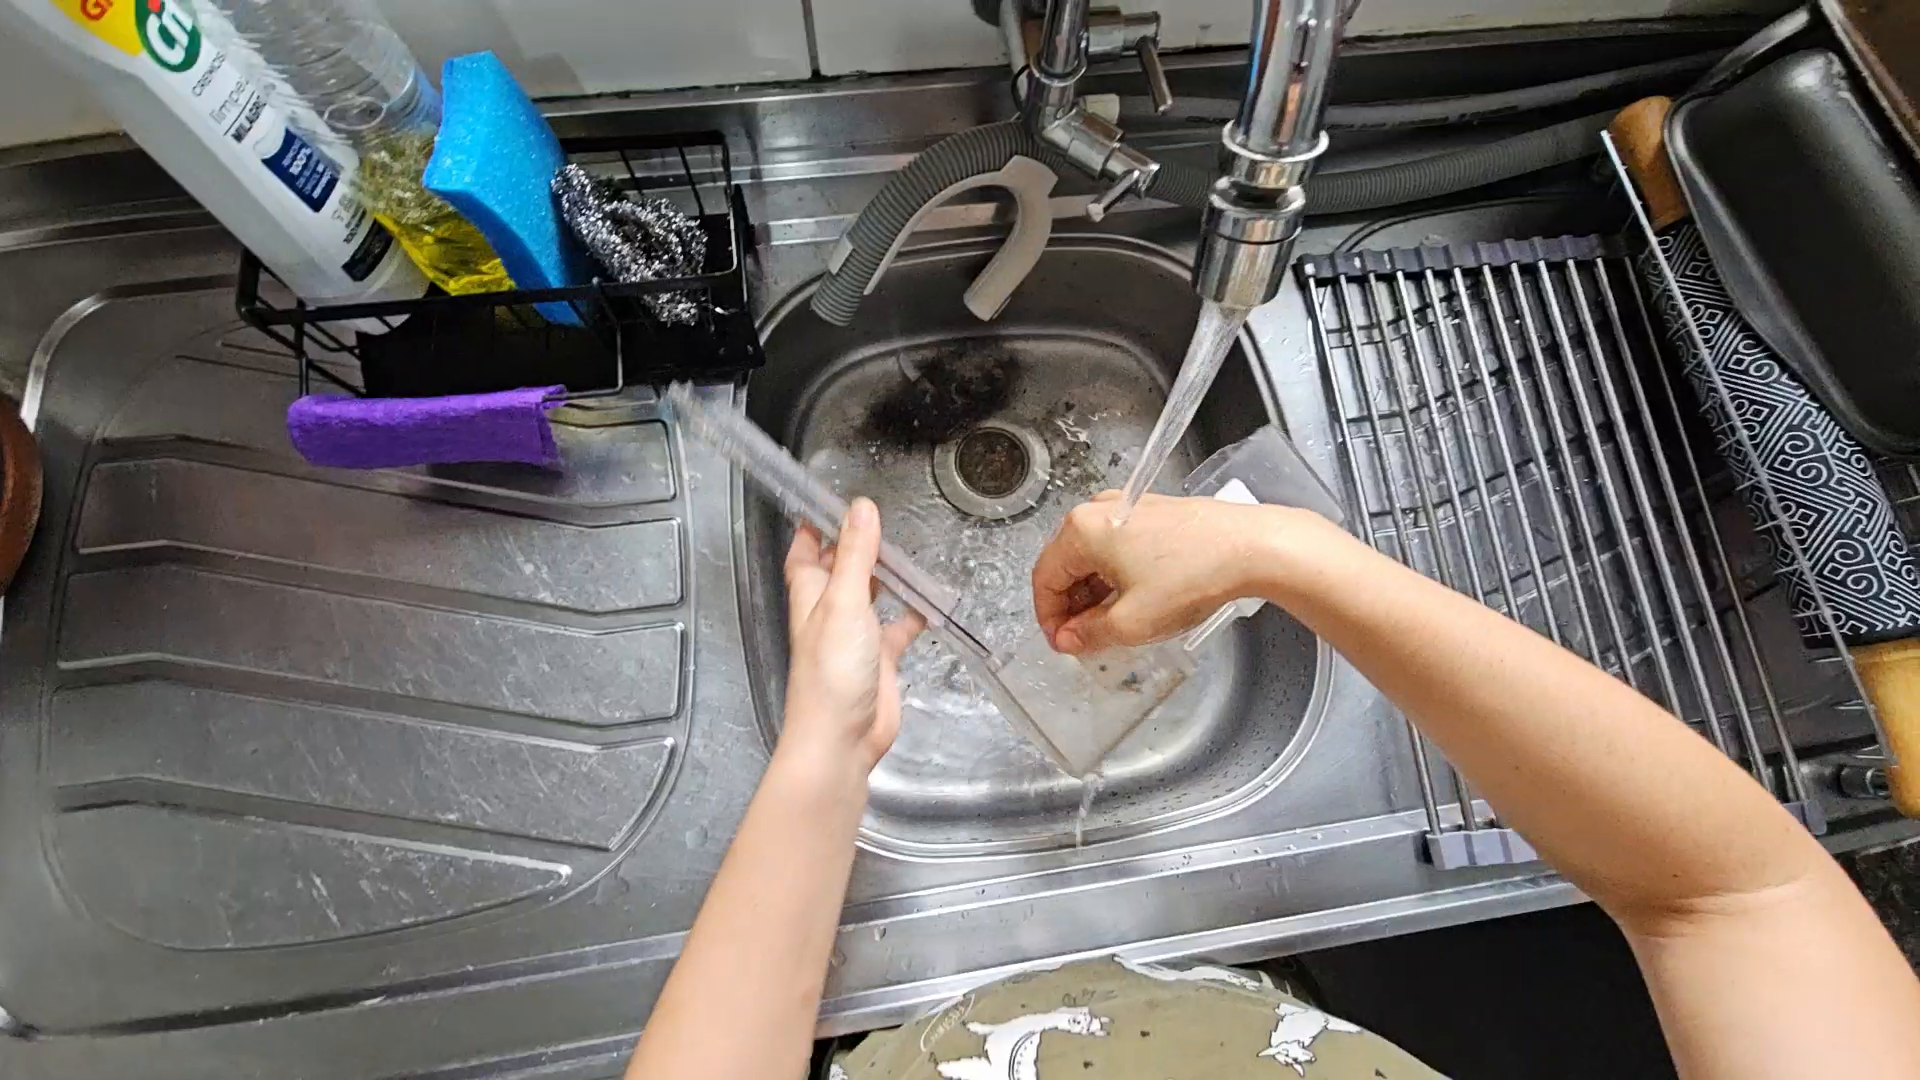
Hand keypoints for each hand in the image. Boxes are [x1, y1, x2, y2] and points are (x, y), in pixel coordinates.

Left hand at [781, 497, 925, 774]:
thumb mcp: (844, 602)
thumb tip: (861, 506)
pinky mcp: (881, 659)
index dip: (812, 529)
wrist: (842, 738)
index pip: (805, 554)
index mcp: (811, 595)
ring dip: (884, 577)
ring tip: (908, 551)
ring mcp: (856, 636)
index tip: (829, 501)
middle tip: (880, 521)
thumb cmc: (833, 669)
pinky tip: (931, 603)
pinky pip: (898, 630)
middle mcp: (830, 612)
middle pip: (838, 571)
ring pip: (869, 596)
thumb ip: (855, 556)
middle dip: (854, 547)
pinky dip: (913, 616)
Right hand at [1032, 491, 1312, 653]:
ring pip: (1093, 558)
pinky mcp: (1151, 513)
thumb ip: (1088, 633)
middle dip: (1073, 606)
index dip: (1049, 618)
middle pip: (1067, 565)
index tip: (1063, 644)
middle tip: (1087, 639)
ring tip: (1114, 625)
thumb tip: (1068, 638)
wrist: (1252, 548)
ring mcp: (1126, 508)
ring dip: (1096, 593)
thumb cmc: (1191, 576)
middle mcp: (1099, 511)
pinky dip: (1117, 577)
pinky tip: (1135, 602)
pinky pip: (1118, 548)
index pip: (1045, 578)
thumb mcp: (1131, 622)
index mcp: (1081, 530)